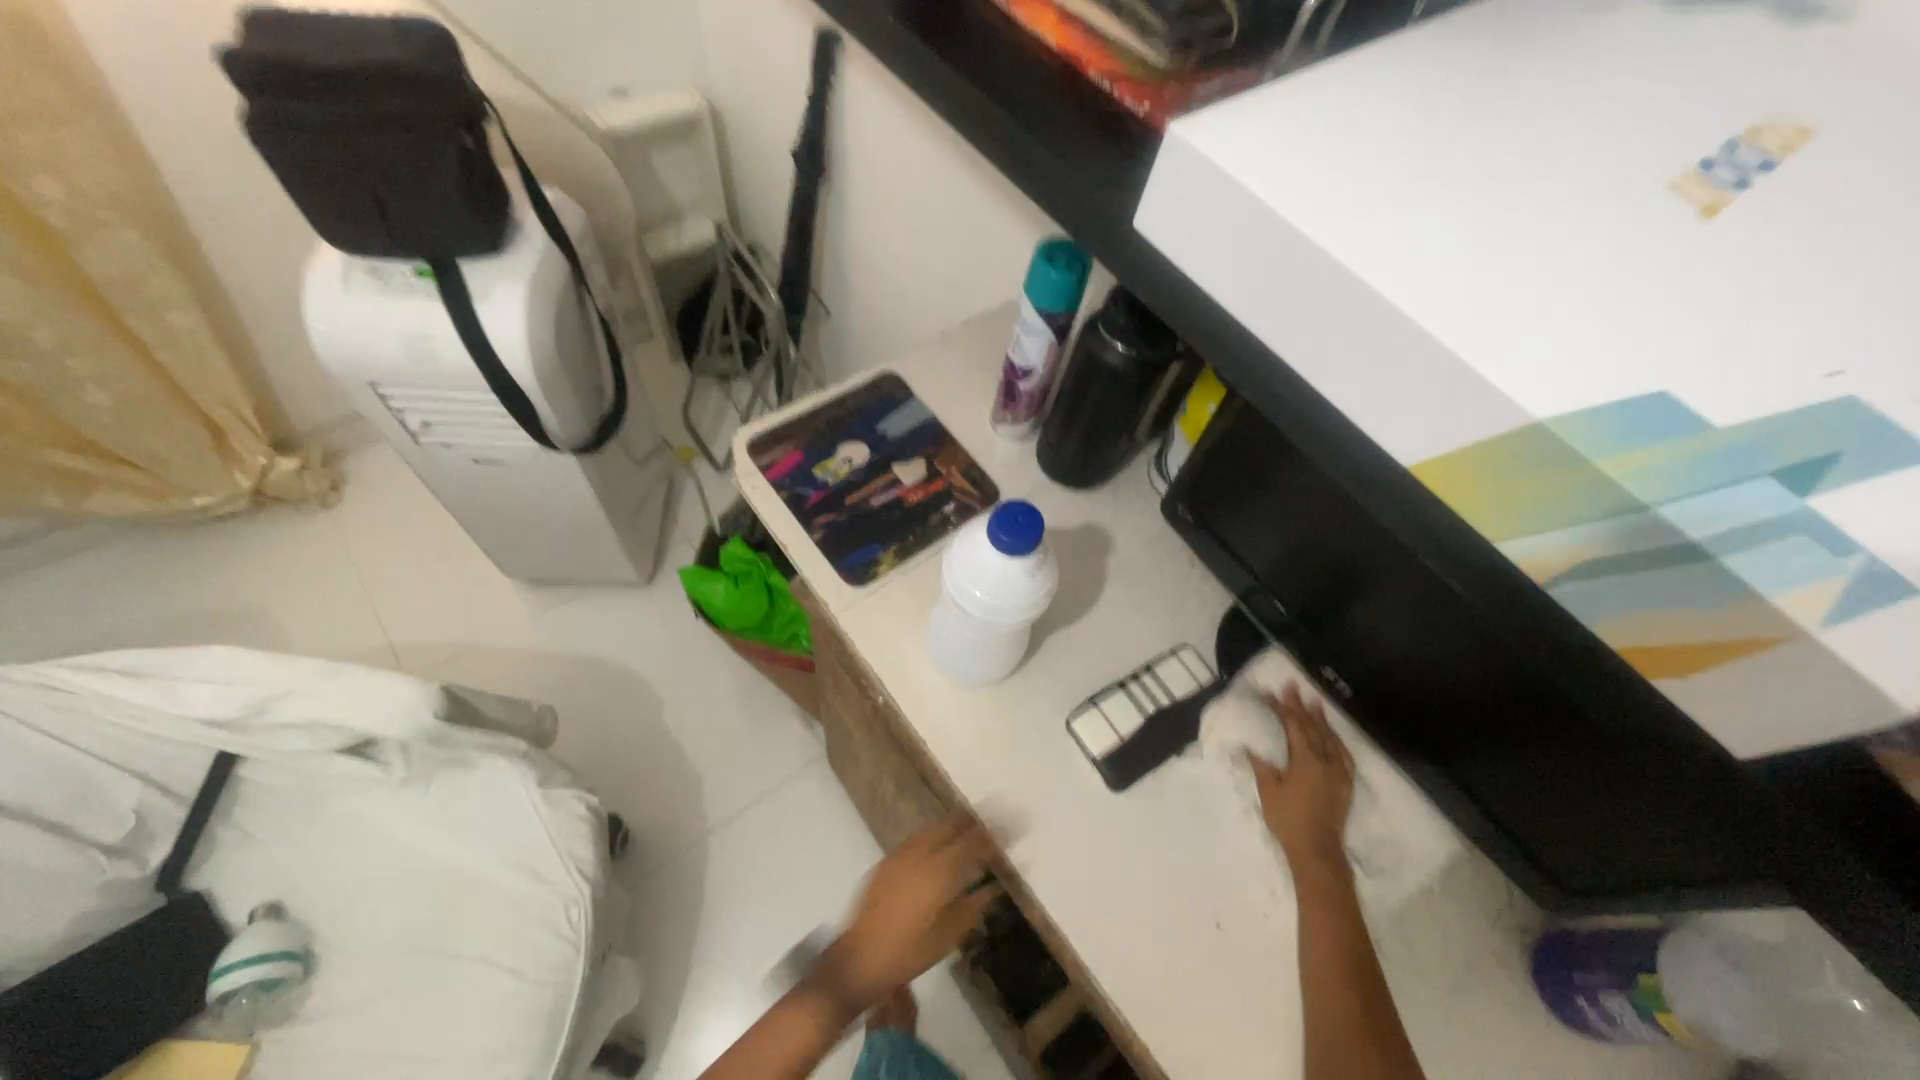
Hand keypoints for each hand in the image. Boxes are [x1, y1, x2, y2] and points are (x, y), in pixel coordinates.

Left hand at [820, 814, 1000, 1008]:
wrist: (861, 958)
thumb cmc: (909, 953)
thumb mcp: (948, 937)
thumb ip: (972, 907)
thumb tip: (992, 889)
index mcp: (937, 874)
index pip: (970, 844)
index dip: (989, 837)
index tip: (1006, 835)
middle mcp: (918, 856)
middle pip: (949, 826)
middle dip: (970, 823)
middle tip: (989, 826)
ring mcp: (898, 856)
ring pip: (930, 828)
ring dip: (951, 826)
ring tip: (967, 831)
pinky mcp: (885, 862)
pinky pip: (915, 839)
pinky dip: (932, 836)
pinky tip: (938, 846)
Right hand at [1248, 682, 1355, 882]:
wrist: (1318, 850)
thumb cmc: (1288, 820)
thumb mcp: (1269, 792)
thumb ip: (1262, 766)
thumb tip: (1250, 747)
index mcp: (1305, 760)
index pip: (1293, 726)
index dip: (1282, 707)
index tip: (1272, 692)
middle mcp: (1325, 760)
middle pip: (1312, 727)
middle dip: (1301, 706)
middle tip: (1294, 686)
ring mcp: (1338, 772)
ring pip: (1330, 738)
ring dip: (1320, 719)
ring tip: (1314, 702)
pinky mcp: (1346, 783)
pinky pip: (1342, 754)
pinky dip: (1335, 739)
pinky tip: (1333, 736)